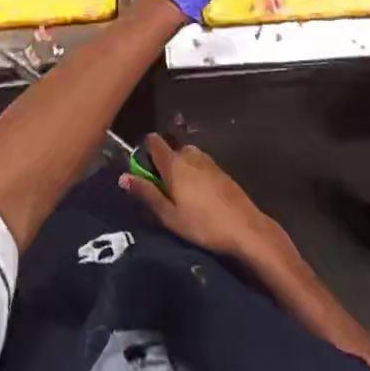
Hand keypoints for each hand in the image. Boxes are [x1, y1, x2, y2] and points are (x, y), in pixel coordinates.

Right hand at [120, 134, 290, 264]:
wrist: (247, 229)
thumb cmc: (203, 224)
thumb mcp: (169, 215)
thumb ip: (147, 193)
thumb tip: (123, 177)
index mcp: (174, 164)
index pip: (154, 141)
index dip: (144, 149)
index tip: (142, 168)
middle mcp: (191, 156)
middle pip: (171, 149)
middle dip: (163, 163)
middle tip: (162, 189)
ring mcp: (209, 162)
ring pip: (187, 157)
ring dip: (180, 168)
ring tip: (180, 194)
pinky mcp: (222, 172)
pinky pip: (201, 165)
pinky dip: (195, 174)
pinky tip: (199, 196)